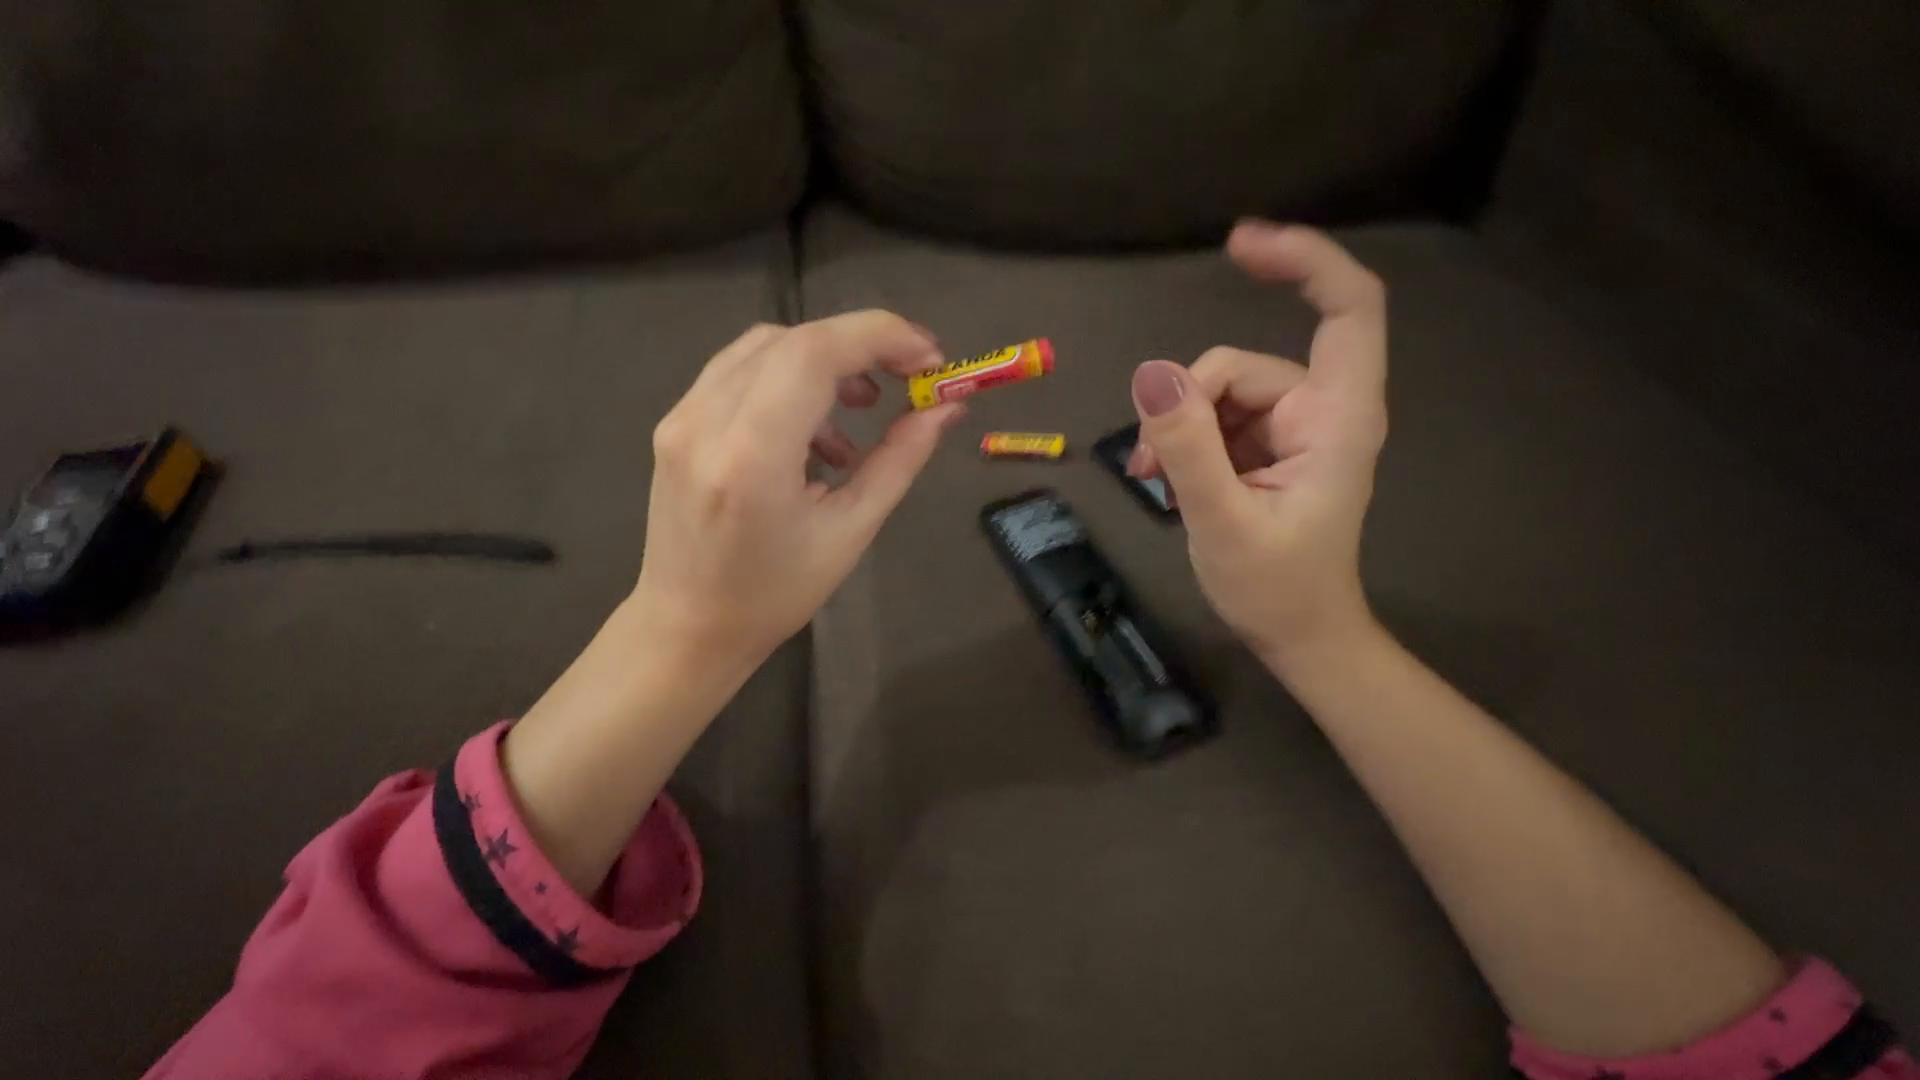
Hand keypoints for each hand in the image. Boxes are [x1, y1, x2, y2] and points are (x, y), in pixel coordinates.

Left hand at [631, 313, 965, 673]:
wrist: (687, 626)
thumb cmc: (775, 594)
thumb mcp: (850, 531)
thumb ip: (900, 459)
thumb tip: (948, 407)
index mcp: (751, 457)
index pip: (815, 353)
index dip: (880, 337)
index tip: (930, 358)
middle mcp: (706, 421)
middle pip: (794, 340)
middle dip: (863, 345)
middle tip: (910, 376)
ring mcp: (682, 416)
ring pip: (765, 345)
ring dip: (826, 360)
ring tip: (863, 408)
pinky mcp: (676, 420)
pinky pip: (742, 370)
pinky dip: (790, 378)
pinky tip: (816, 430)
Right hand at [1127, 221, 1387, 660]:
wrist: (1299, 638)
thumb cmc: (1277, 590)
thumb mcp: (1222, 522)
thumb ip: (1189, 447)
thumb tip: (1152, 372)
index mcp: (1337, 418)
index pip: (1348, 309)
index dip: (1304, 261)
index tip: (1239, 245)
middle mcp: (1320, 411)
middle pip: (1243, 365)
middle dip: (1188, 403)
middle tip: (1153, 462)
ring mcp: (1292, 430)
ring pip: (1219, 394)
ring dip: (1178, 429)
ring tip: (1157, 481)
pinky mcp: (1267, 448)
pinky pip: (1215, 420)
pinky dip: (1184, 442)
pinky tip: (1167, 479)